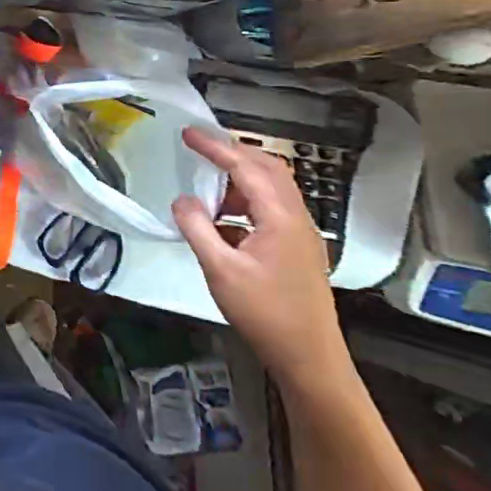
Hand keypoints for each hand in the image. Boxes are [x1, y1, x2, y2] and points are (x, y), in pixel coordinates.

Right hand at [172, 128, 351, 390]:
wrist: (309, 356)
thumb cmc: (264, 312)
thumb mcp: (220, 271)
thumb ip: (198, 229)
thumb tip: (182, 200)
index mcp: (279, 216)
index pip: (245, 167)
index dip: (215, 147)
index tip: (188, 134)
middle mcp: (295, 217)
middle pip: (267, 168)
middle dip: (233, 152)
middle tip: (200, 148)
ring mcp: (300, 233)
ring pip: (272, 188)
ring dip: (240, 178)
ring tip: (207, 184)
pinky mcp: (298, 248)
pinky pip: (271, 208)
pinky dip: (246, 200)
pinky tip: (223, 220)